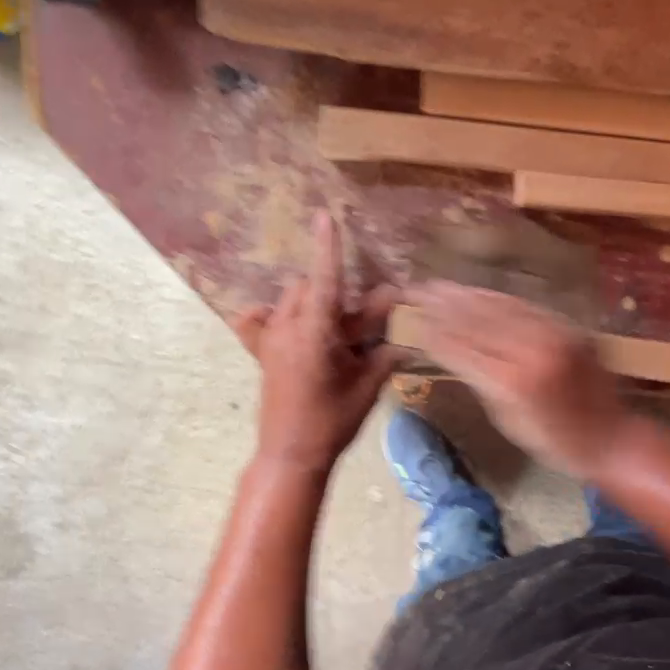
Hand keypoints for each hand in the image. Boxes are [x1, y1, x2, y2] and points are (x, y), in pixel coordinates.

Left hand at [226, 212, 406, 471]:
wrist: (290, 454)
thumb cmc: (332, 422)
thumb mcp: (367, 387)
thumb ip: (385, 353)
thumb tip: (407, 332)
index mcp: (314, 333)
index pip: (324, 280)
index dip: (327, 247)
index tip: (326, 215)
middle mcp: (286, 327)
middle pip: (309, 287)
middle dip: (335, 293)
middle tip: (361, 320)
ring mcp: (270, 339)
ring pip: (291, 300)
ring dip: (315, 304)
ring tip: (337, 333)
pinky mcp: (263, 353)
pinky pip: (263, 320)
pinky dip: (280, 315)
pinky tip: (294, 329)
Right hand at [403, 281, 640, 479]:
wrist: (610, 438)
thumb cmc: (555, 443)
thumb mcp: (509, 421)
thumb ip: (481, 383)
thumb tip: (453, 352)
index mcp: (513, 382)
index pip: (464, 348)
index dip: (436, 332)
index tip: (414, 318)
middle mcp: (533, 351)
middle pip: (480, 320)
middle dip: (446, 304)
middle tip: (419, 289)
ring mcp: (554, 335)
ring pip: (502, 307)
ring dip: (469, 295)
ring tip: (442, 286)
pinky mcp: (569, 327)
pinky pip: (527, 307)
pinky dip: (499, 299)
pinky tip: (481, 293)